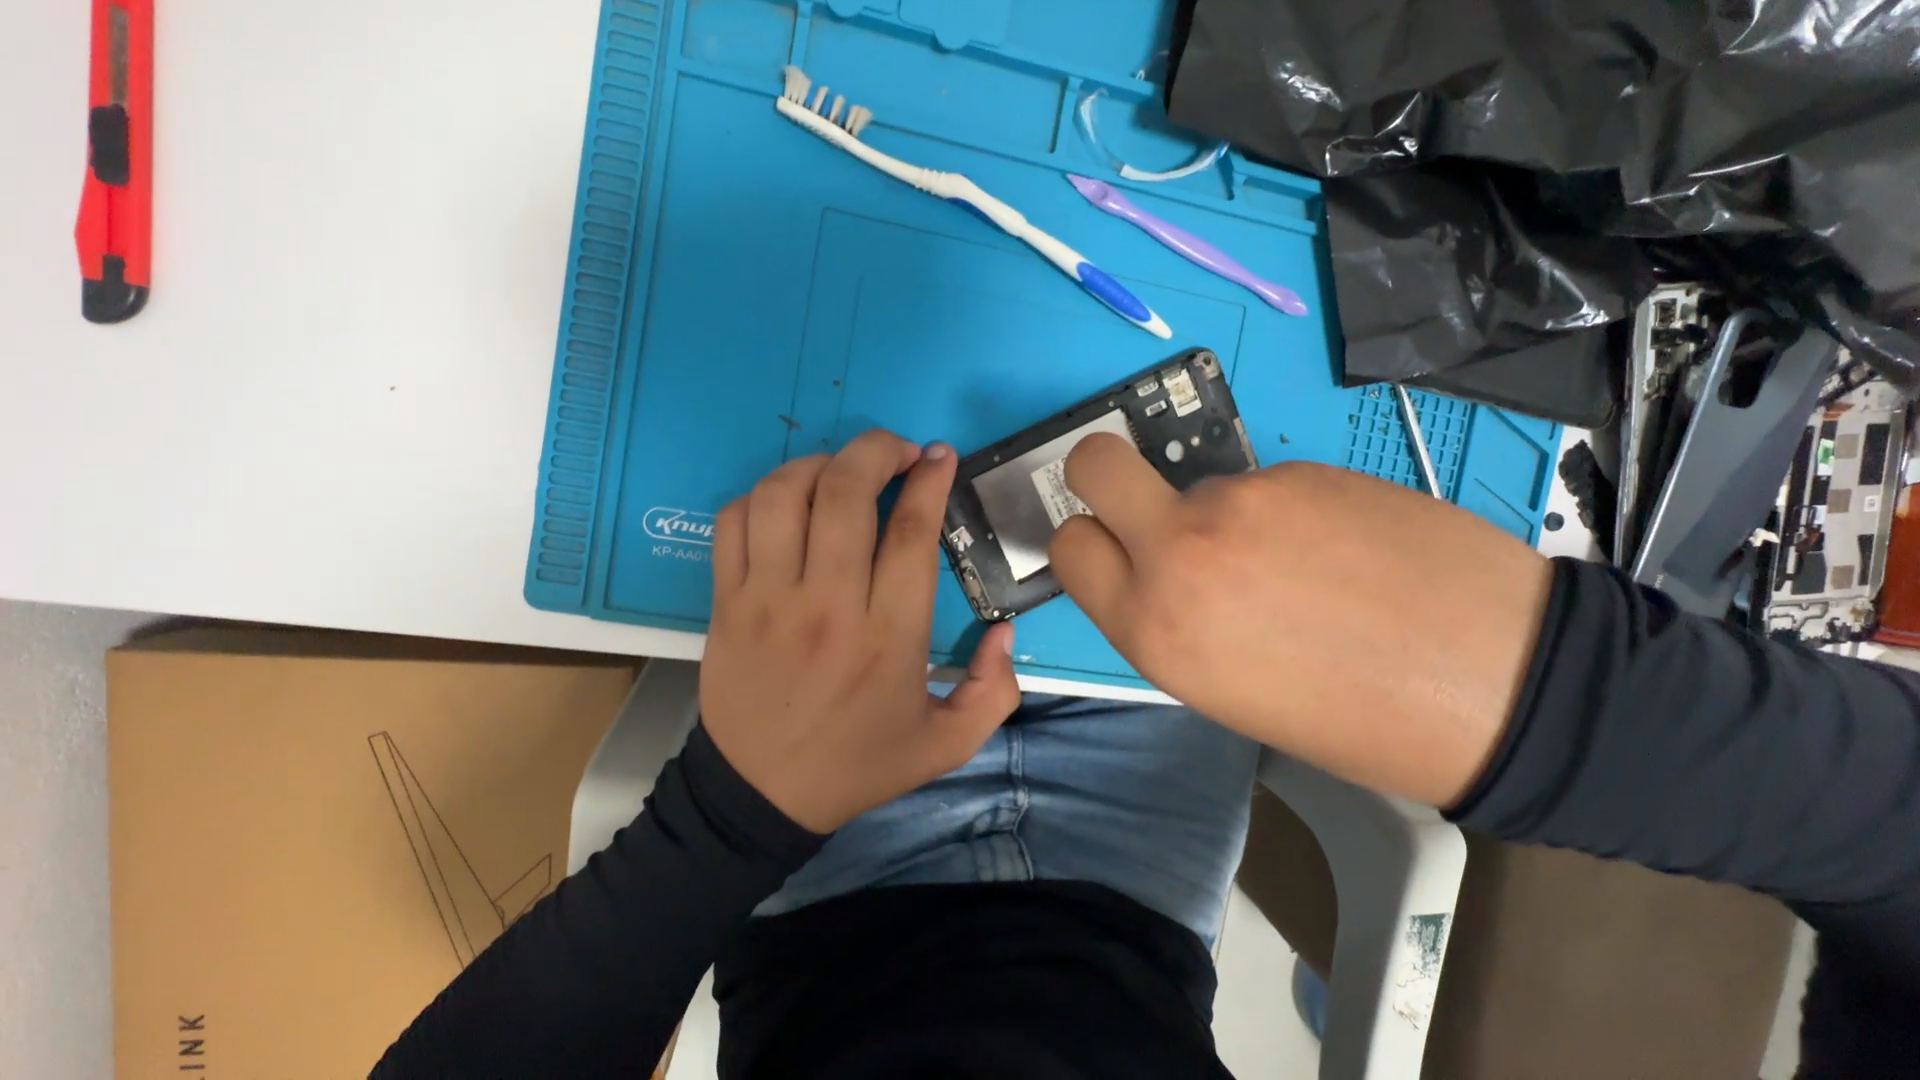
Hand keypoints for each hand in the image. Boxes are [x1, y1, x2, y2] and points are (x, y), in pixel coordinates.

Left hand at [699, 429, 1020, 833]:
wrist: (762, 796)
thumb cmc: (858, 764)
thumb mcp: (947, 744)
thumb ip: (994, 690)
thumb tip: (1005, 631)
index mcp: (889, 636)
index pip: (911, 531)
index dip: (930, 480)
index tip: (940, 457)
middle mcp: (828, 605)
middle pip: (846, 493)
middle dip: (878, 451)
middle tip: (899, 451)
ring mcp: (767, 599)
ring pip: (785, 494)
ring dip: (820, 464)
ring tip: (843, 471)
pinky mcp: (726, 601)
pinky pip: (734, 521)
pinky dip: (762, 495)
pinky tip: (790, 502)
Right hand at [1047, 433, 1553, 806]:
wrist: (1489, 685)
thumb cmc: (1349, 720)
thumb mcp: (1222, 691)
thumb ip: (1166, 619)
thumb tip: (1158, 571)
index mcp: (1153, 628)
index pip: (1069, 546)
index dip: (1088, 544)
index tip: (1114, 550)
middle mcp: (1179, 552)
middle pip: (1096, 464)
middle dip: (1100, 474)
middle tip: (1147, 503)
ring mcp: (1242, 499)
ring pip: (1199, 486)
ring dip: (1227, 515)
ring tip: (1300, 563)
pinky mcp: (1303, 469)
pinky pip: (1266, 484)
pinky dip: (1286, 509)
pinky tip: (1341, 547)